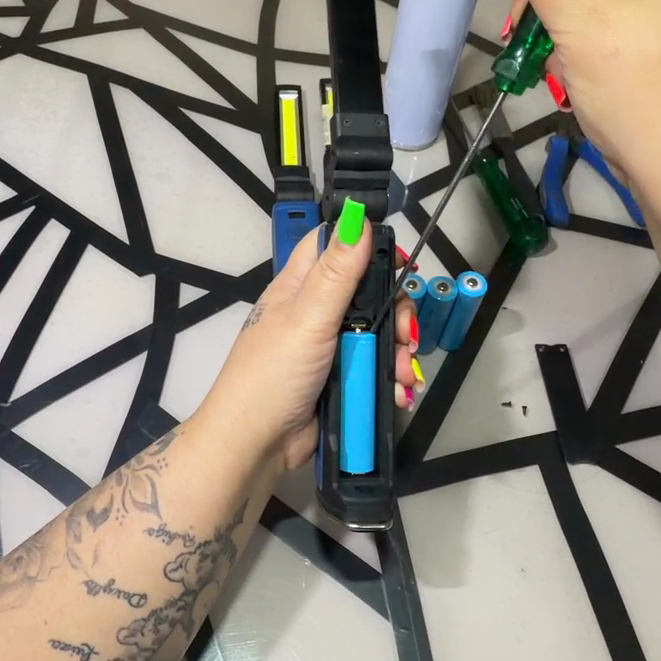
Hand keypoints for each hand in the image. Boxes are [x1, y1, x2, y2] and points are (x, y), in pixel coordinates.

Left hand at [202, 218, 418, 472]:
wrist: (256, 444)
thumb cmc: (273, 372)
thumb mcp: (308, 316)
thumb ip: (337, 271)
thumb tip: (358, 217)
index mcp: (299, 286)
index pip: (335, 246)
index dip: (367, 244)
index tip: (401, 261)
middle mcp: (315, 312)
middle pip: (369, 293)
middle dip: (395, 312)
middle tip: (405, 334)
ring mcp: (329, 347)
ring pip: (378, 333)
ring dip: (398, 351)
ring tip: (405, 373)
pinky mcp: (340, 380)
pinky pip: (375, 368)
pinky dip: (391, 378)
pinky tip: (400, 392)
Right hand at [495, 0, 660, 207]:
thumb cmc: (640, 92)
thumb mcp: (582, 20)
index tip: (528, 24)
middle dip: (555, 25)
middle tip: (550, 65)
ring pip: (594, 21)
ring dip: (567, 53)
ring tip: (573, 88)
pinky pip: (613, 51)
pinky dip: (590, 72)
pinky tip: (591, 99)